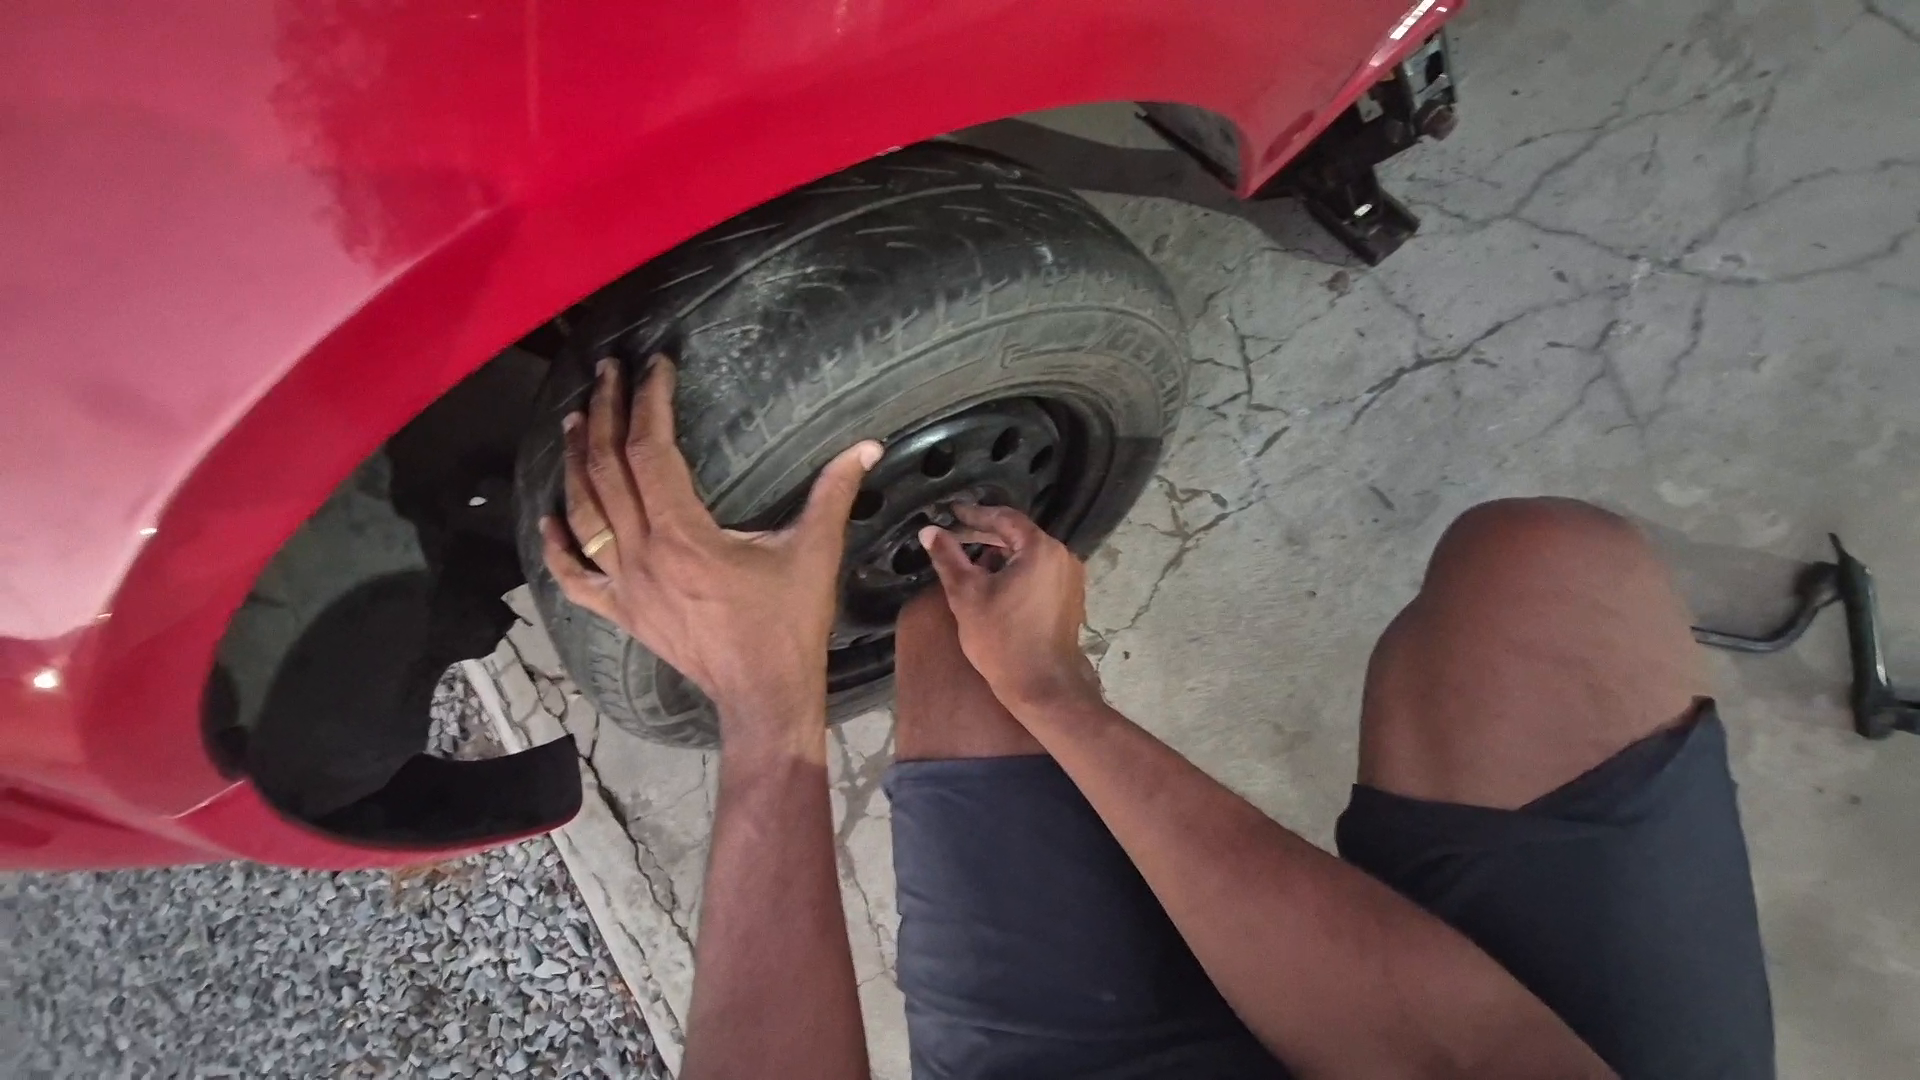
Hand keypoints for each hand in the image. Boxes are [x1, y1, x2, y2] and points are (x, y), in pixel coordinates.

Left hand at [541, 355, 880, 739]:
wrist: (763, 692)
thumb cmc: (789, 623)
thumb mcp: (815, 552)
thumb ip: (834, 493)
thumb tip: (869, 446)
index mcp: (683, 535)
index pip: (650, 451)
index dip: (649, 402)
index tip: (655, 367)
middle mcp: (642, 555)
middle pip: (607, 471)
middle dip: (603, 414)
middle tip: (605, 373)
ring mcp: (624, 586)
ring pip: (584, 513)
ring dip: (575, 462)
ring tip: (574, 420)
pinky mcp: (621, 612)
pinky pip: (574, 576)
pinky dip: (558, 545)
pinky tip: (551, 516)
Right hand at [918, 504, 1101, 712]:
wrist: (1041, 686)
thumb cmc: (1002, 638)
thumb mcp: (966, 594)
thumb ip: (947, 557)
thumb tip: (929, 530)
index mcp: (1041, 549)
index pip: (1005, 518)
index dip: (975, 515)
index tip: (952, 512)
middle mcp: (1063, 557)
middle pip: (1019, 535)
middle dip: (986, 535)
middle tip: (955, 535)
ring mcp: (1070, 578)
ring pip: (1029, 555)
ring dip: (1000, 554)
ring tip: (970, 562)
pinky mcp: (1070, 598)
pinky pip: (1040, 572)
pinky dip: (1016, 570)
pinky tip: (994, 583)